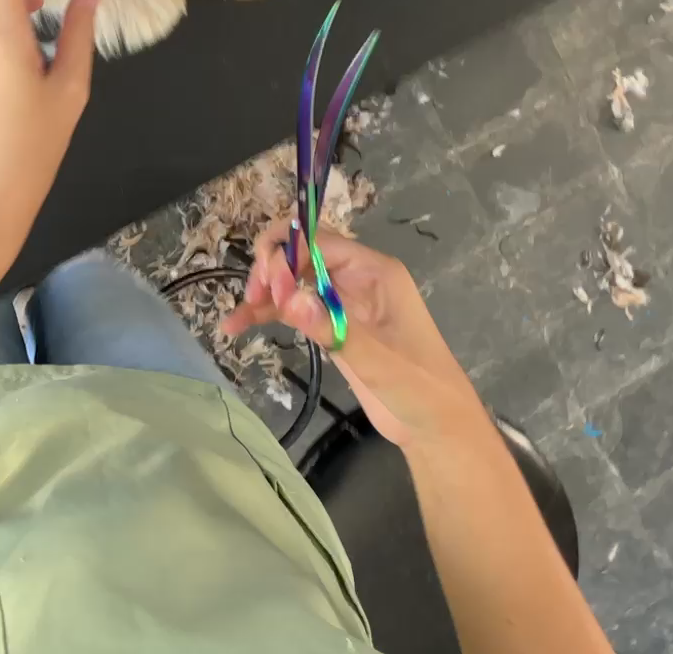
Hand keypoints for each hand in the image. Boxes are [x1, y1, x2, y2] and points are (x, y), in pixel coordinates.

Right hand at [221, 221, 487, 450]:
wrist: (437, 430)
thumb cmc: (422, 391)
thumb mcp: (380, 363)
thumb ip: (333, 330)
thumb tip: (289, 301)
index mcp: (374, 271)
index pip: (320, 242)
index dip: (288, 255)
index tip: (271, 289)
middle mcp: (354, 276)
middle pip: (300, 250)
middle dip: (271, 265)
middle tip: (255, 297)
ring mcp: (339, 299)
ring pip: (290, 278)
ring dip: (262, 289)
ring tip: (239, 314)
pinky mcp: (328, 322)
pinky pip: (289, 306)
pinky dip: (263, 313)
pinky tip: (235, 324)